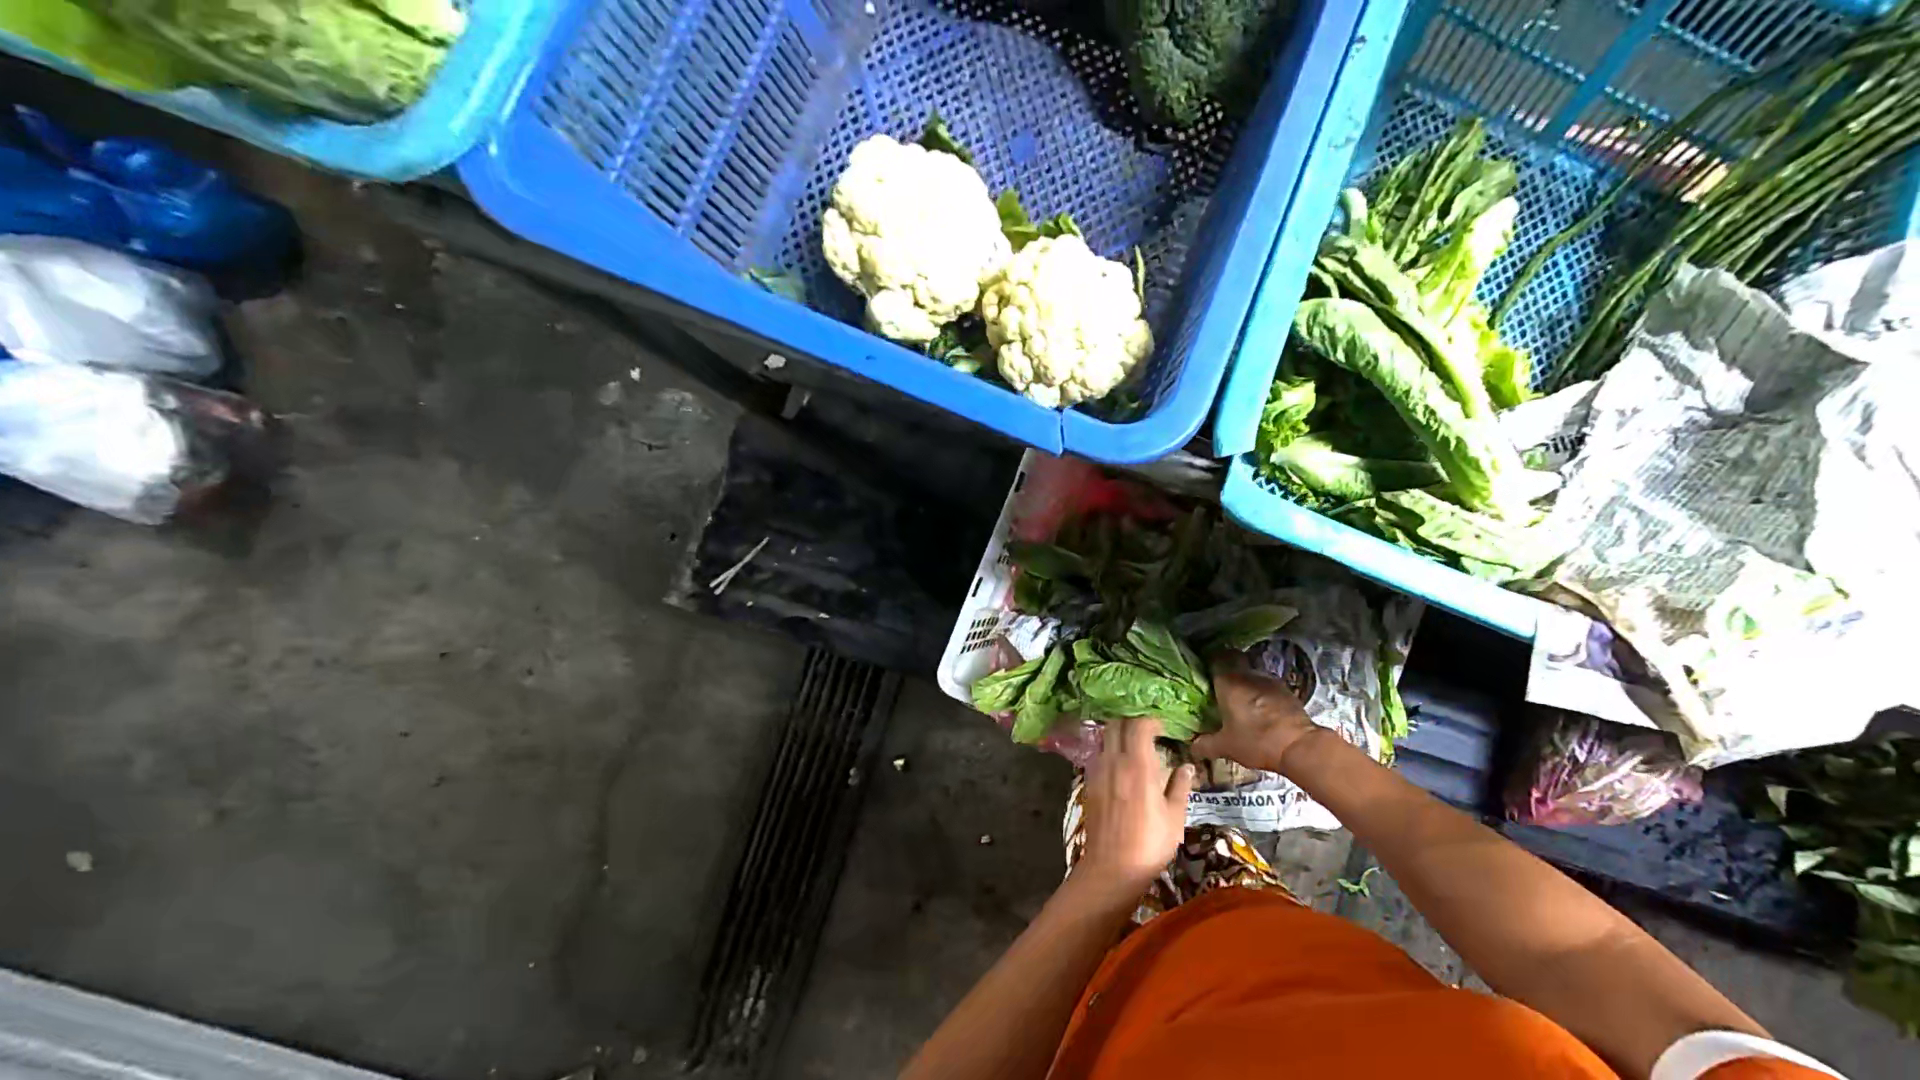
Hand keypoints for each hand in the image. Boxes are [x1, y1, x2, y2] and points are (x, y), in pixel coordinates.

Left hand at [1075, 716, 1192, 897]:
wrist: (1112, 867)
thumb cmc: (1150, 843)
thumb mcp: (1174, 816)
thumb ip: (1179, 786)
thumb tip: (1186, 766)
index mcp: (1137, 765)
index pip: (1139, 726)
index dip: (1150, 721)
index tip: (1162, 727)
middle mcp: (1113, 761)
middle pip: (1116, 725)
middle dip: (1131, 721)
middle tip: (1146, 730)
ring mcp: (1097, 771)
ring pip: (1104, 738)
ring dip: (1118, 734)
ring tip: (1133, 743)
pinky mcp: (1088, 782)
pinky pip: (1097, 755)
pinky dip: (1108, 750)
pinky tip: (1119, 763)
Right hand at [1192, 655, 1317, 773]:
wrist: (1300, 747)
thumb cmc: (1256, 741)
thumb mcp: (1225, 747)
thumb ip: (1205, 744)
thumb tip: (1192, 746)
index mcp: (1228, 682)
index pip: (1217, 658)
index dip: (1210, 662)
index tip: (1206, 672)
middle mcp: (1249, 675)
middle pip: (1236, 662)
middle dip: (1228, 671)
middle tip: (1221, 687)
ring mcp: (1271, 681)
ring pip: (1253, 674)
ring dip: (1247, 683)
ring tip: (1242, 701)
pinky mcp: (1288, 692)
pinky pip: (1268, 687)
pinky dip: (1262, 694)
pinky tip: (1261, 711)